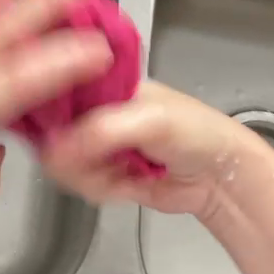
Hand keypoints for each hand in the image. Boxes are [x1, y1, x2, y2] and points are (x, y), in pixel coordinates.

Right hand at [40, 81, 273, 224]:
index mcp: (105, 84)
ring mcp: (99, 144)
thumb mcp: (150, 120)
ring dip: (89, 175)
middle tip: (98, 162)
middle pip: (55, 132)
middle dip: (72, 154)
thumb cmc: (195, 132)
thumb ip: (102, 129)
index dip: (51, 115)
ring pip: (64, 162)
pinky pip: (81, 183)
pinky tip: (125, 185)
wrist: (221, 177)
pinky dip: (98, 189)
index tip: (57, 137)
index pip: (59, 92)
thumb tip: (56, 146)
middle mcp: (96, 111)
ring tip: (122, 173)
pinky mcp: (104, 173)